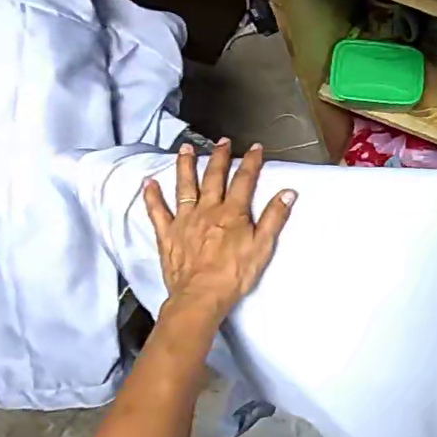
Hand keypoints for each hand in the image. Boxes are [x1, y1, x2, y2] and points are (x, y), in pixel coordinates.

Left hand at [143, 139, 295, 320]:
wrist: (201, 295)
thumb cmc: (236, 273)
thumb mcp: (264, 245)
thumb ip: (275, 217)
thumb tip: (288, 192)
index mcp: (232, 213)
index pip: (244, 180)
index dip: (251, 162)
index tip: (256, 148)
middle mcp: (207, 210)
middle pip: (213, 177)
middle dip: (219, 157)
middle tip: (222, 142)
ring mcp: (184, 220)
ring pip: (184, 187)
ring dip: (185, 166)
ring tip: (185, 149)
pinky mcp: (168, 234)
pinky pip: (157, 211)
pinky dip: (152, 196)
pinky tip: (149, 183)